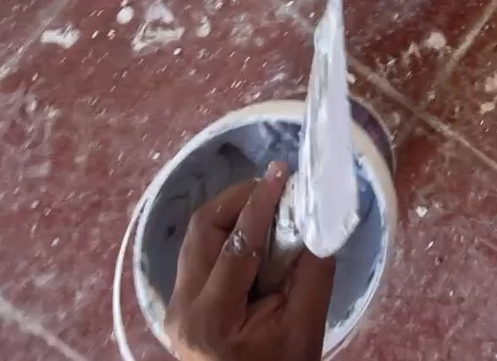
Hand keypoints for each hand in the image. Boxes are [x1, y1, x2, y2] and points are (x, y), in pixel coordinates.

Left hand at [165, 162, 336, 360]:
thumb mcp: (306, 326)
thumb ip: (312, 268)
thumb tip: (318, 218)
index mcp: (210, 319)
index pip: (236, 244)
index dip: (261, 201)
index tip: (282, 170)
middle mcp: (182, 308)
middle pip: (202, 229)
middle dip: (240, 199)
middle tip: (275, 188)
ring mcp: (177, 307)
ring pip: (199, 237)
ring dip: (235, 213)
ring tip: (271, 207)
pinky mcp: (184, 305)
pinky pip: (204, 252)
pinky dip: (231, 232)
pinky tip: (259, 235)